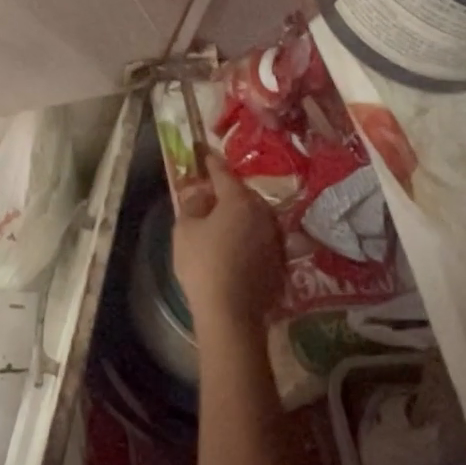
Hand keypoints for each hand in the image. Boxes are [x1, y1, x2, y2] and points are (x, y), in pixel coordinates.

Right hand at [172, 153, 284, 333]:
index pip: (222, 171)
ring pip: (256, 216)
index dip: (209, 160)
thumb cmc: (203, 265)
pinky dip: (250, 236)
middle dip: (226, 191)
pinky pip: (262, 238)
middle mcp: (264, 212)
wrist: (232, 313)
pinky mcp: (281, 260)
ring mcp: (276, 237)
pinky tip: (236, 247)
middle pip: (242, 194)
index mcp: (239, 200)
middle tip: (207, 194)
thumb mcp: (185, 230)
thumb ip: (191, 205)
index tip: (200, 151)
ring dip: (240, 214)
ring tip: (222, 222)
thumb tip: (199, 194)